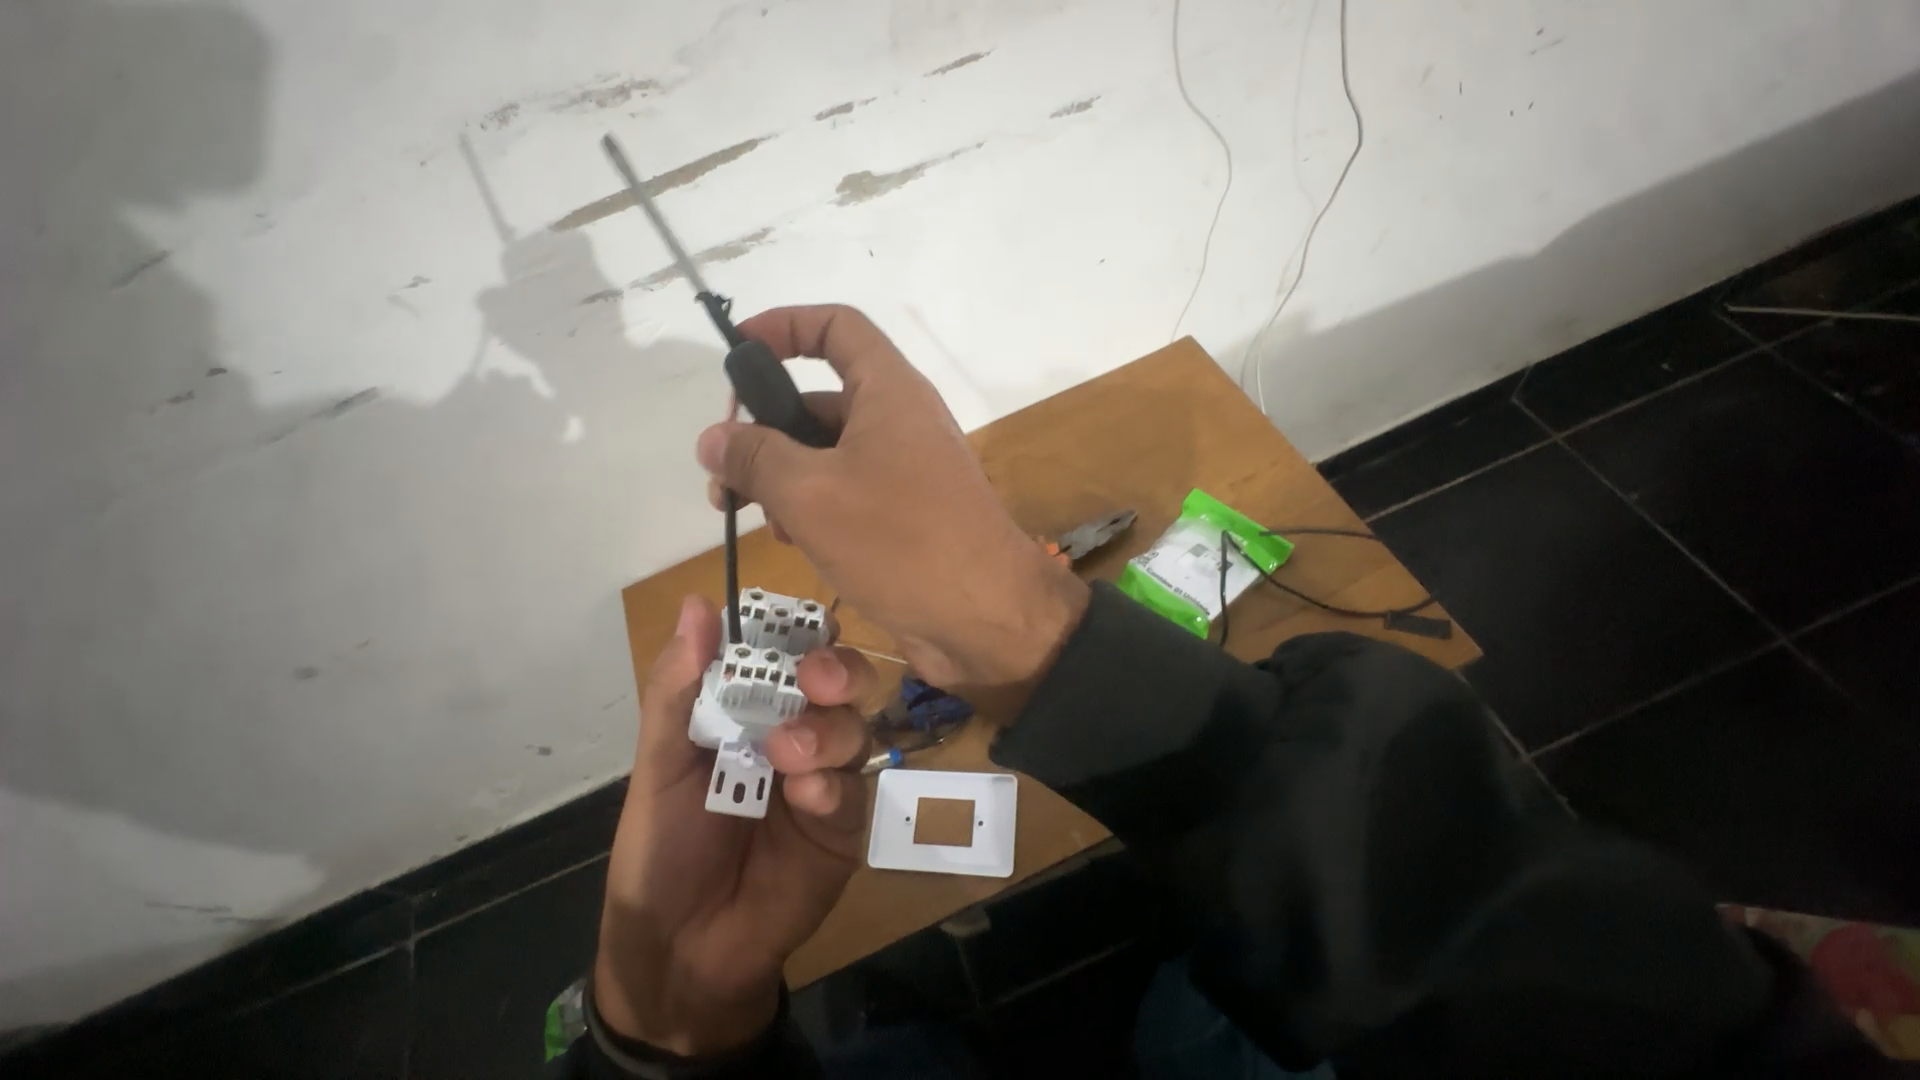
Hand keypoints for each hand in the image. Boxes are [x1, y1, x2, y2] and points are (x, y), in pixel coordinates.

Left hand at [593, 595, 877, 1055]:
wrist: (682, 950)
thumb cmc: (661, 850)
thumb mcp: (659, 767)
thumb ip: (678, 690)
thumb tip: (696, 603)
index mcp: (747, 710)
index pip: (787, 650)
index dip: (796, 631)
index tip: (797, 624)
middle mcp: (794, 732)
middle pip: (839, 679)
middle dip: (835, 669)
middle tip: (815, 679)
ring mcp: (825, 777)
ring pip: (855, 727)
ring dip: (829, 729)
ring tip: (788, 753)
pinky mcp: (846, 826)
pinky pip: (855, 790)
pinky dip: (834, 784)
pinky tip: (807, 799)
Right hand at [696, 305, 1088, 697]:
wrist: (986, 618)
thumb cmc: (900, 540)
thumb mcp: (811, 493)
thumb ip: (755, 458)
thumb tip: (714, 438)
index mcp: (888, 391)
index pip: (836, 327)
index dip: (784, 326)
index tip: (735, 349)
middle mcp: (899, 422)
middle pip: (821, 401)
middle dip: (766, 431)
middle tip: (724, 475)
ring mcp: (906, 472)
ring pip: (828, 456)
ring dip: (783, 479)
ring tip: (752, 517)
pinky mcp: (905, 517)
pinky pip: (848, 495)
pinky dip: (814, 509)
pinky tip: (794, 543)